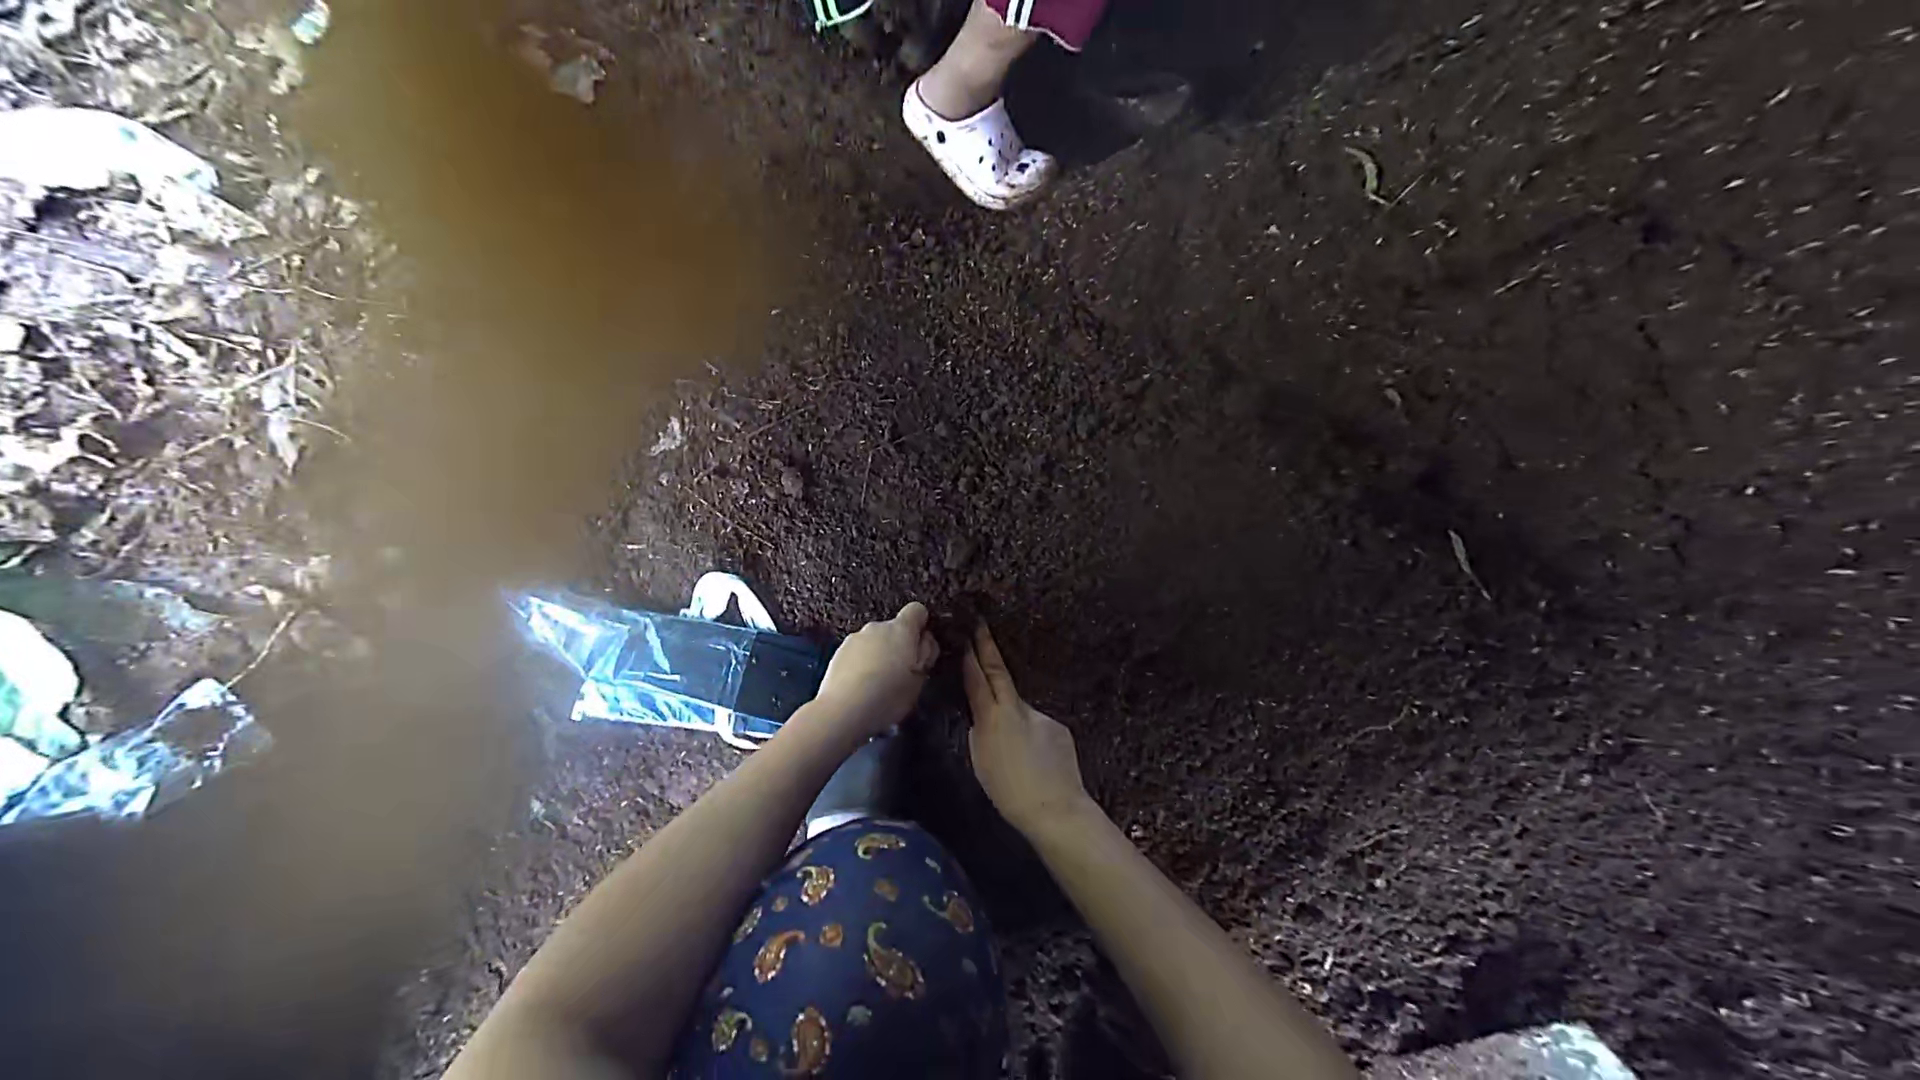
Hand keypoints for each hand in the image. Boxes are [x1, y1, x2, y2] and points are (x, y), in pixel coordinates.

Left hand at [812, 602, 940, 737]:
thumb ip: (926, 654)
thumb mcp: (920, 679)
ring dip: (878, 654)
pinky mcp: (837, 652)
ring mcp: (854, 638)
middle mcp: (876, 627)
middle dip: (898, 645)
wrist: (843, 710)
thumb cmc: (889, 696)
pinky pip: (856, 653)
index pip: (917, 610)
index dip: (921, 625)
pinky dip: (860, 664)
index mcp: (901, 630)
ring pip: (873, 641)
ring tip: (877, 684)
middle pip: (893, 629)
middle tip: (900, 673)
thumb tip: (925, 640)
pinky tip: (860, 687)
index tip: (920, 645)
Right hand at [964, 622, 1093, 835]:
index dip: (971, 657)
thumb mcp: (981, 760)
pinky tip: (1036, 762)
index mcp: (991, 719)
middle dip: (987, 648)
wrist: (1055, 808)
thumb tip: (983, 717)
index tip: (968, 634)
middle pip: (998, 673)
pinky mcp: (1058, 726)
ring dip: (1014, 720)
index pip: (977, 680)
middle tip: (980, 626)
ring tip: (1015, 753)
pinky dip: (1034, 739)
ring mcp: (1040, 715)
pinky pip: (1039, 727)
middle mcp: (1016, 709)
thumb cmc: (1009, 792)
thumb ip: (980, 731)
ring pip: (1020, 709)